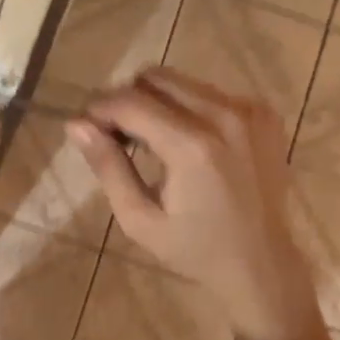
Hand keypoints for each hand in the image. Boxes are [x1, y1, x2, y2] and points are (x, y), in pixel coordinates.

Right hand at [69, 66, 323, 339]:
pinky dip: (188, 110)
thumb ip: (108, 168)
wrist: (260, 261)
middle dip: (126, 100)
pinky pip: (211, 93)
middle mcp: (223, 115)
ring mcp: (248, 110)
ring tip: (147, 143)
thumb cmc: (192, 249)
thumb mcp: (139, 219)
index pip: (130, 102)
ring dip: (156, 103)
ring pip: (183, 82)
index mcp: (191, 147)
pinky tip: (184, 146)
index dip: (99, 110)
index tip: (84, 129)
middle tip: (115, 135)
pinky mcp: (263, 113)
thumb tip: (76, 126)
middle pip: (156, 78)